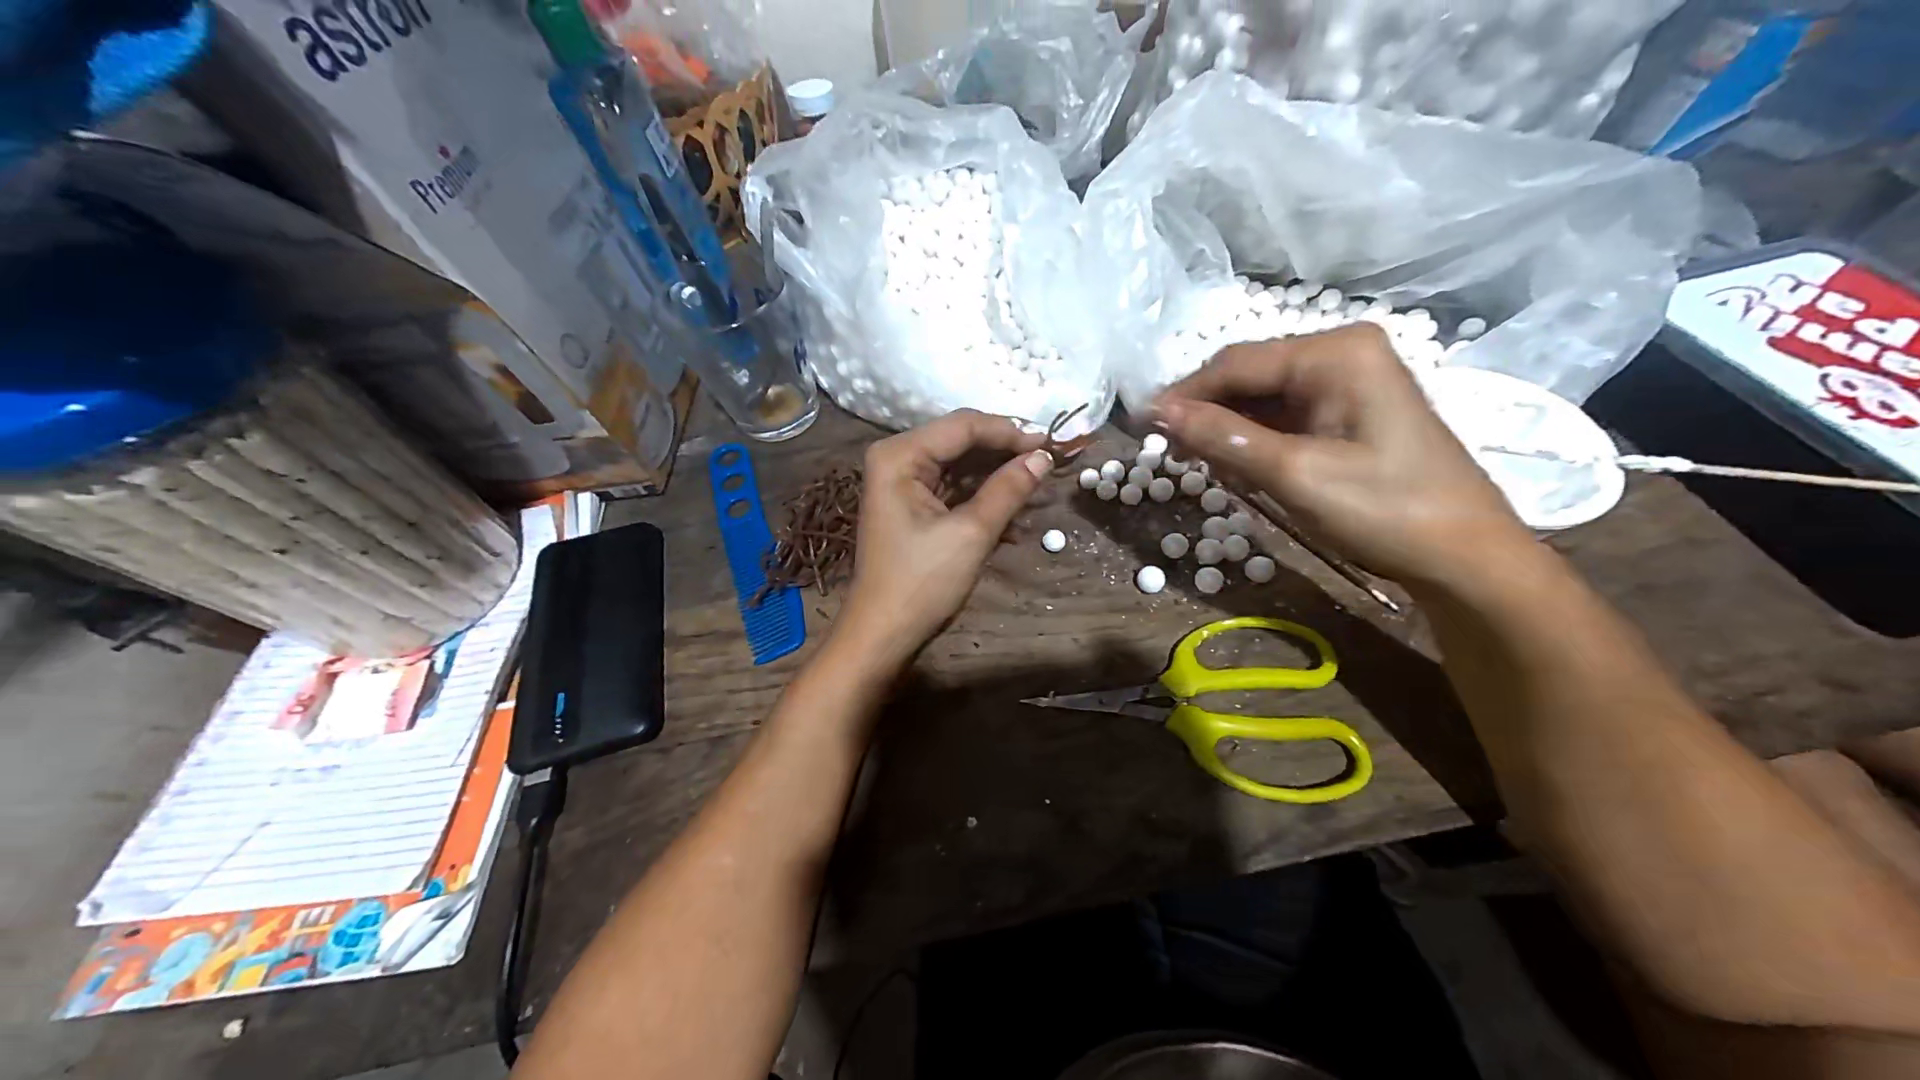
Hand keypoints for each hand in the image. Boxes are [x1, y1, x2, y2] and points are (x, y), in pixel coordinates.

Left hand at [836, 409, 1050, 665]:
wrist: (882, 634)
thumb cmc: (921, 582)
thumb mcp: (971, 533)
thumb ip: (1008, 489)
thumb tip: (1043, 457)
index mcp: (900, 455)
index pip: (963, 425)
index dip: (1009, 431)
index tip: (1050, 445)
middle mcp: (896, 459)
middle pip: (961, 441)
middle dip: (1005, 454)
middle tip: (1048, 465)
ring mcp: (902, 484)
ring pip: (961, 466)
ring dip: (998, 478)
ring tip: (1038, 491)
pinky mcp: (911, 507)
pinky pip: (953, 489)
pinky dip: (982, 498)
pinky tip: (1014, 515)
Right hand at [1153, 325, 1531, 585]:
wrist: (1464, 555)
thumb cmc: (1383, 509)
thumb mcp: (1292, 473)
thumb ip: (1222, 437)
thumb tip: (1157, 412)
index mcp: (1335, 353)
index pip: (1237, 363)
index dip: (1184, 394)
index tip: (1141, 426)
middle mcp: (1342, 352)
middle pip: (1250, 375)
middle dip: (1207, 413)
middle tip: (1168, 452)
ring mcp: (1350, 380)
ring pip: (1264, 397)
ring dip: (1229, 430)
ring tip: (1200, 465)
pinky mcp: (1351, 410)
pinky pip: (1286, 414)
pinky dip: (1257, 439)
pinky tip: (1239, 466)